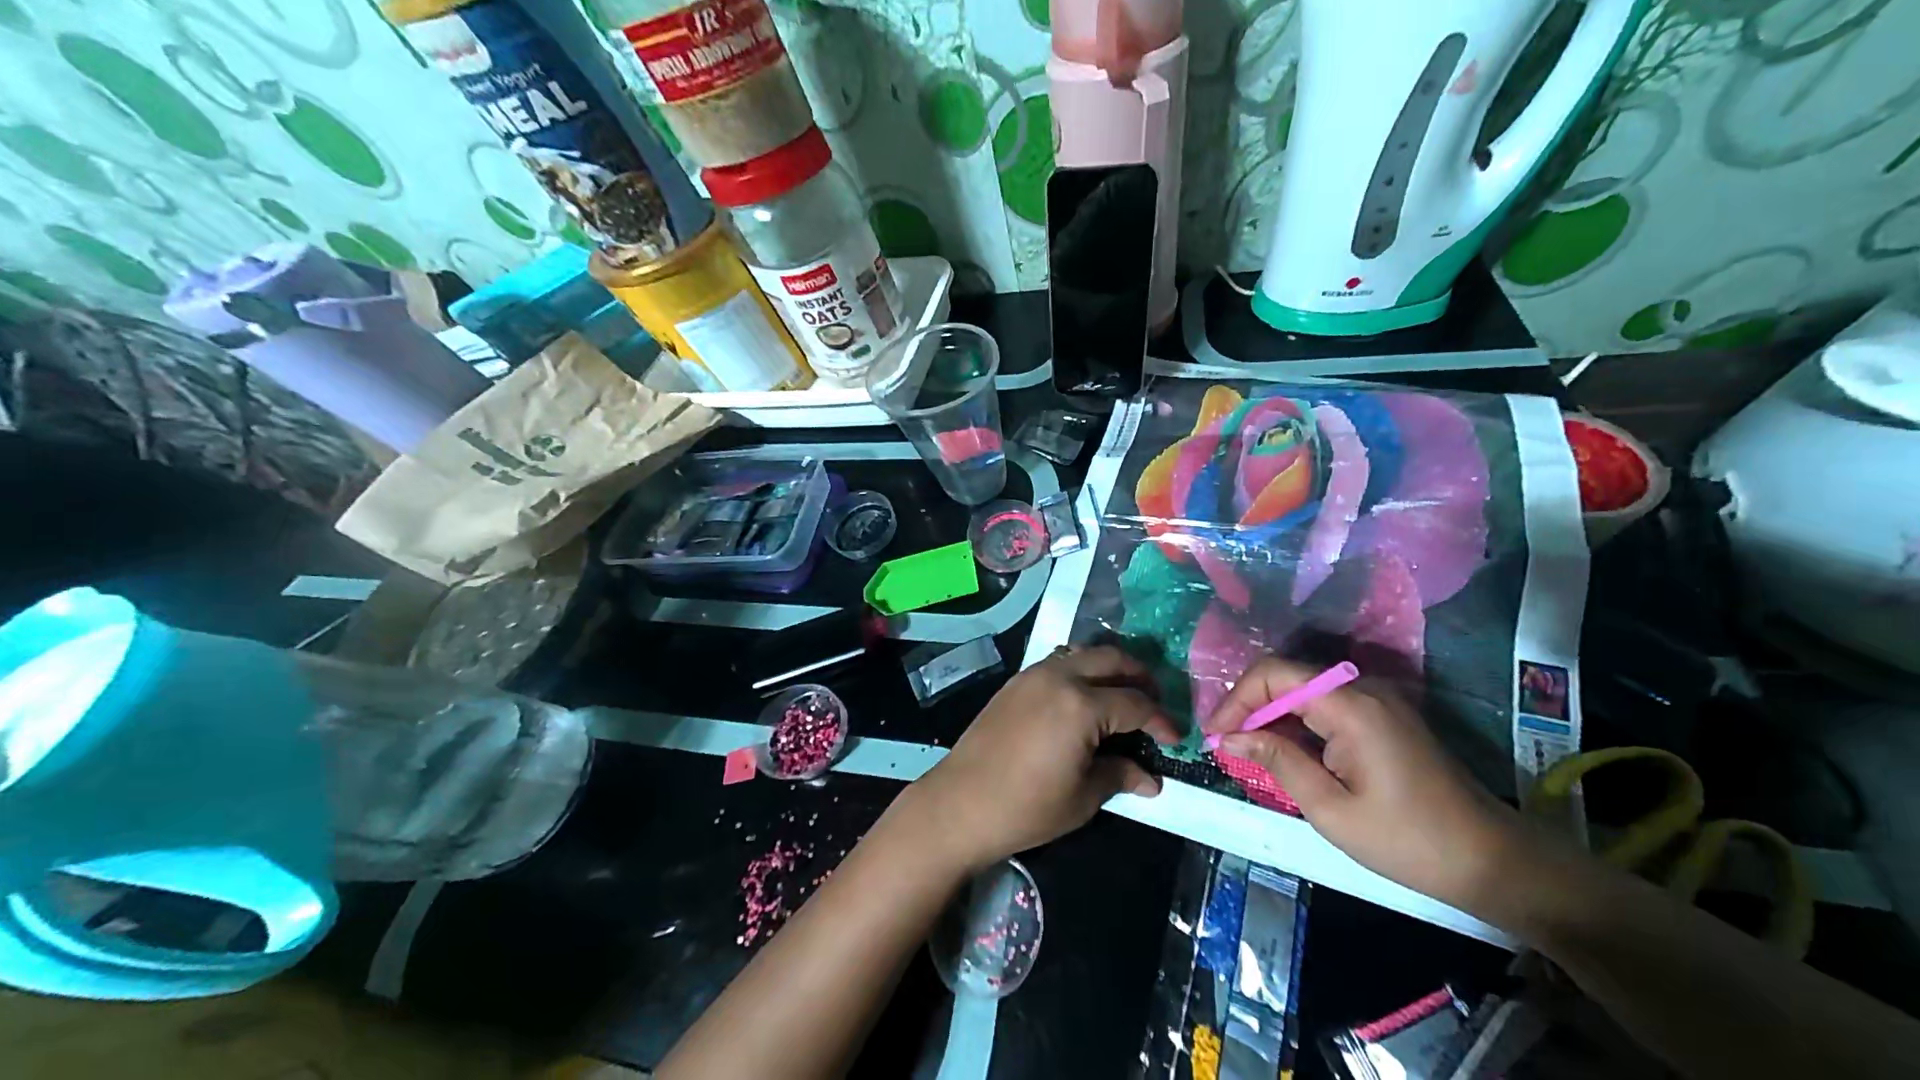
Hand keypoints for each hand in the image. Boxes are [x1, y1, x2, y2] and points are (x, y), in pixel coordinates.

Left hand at [903, 645, 1179, 872]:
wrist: (960, 804)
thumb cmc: (1027, 807)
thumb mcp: (1082, 797)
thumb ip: (1119, 775)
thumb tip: (1151, 779)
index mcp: (1082, 705)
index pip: (1135, 704)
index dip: (1160, 720)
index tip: (1175, 737)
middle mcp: (1059, 677)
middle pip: (1111, 660)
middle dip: (1139, 676)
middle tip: (1154, 701)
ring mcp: (1032, 675)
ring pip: (1081, 654)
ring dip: (1108, 667)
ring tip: (1122, 693)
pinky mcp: (1014, 683)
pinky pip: (1057, 662)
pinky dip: (1079, 669)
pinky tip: (1084, 697)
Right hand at [1203, 657, 1530, 913]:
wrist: (1493, 859)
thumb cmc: (1408, 840)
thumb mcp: (1331, 808)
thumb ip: (1277, 762)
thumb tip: (1229, 737)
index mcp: (1350, 706)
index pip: (1274, 675)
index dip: (1236, 699)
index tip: (1214, 734)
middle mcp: (1363, 690)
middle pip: (1287, 676)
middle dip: (1248, 705)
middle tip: (1224, 743)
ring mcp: (1378, 700)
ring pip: (1304, 689)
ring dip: (1270, 714)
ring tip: (1244, 748)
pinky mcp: (1385, 716)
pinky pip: (1326, 704)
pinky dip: (1296, 721)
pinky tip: (1282, 750)